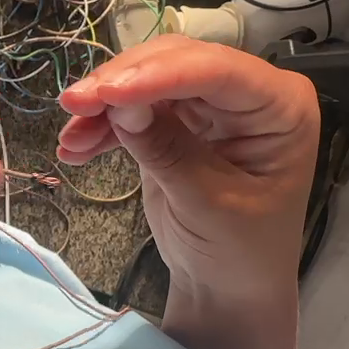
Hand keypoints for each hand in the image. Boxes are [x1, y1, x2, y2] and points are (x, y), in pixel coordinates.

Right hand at [54, 39, 318, 348]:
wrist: (226, 285)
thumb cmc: (238, 250)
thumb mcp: (206, 203)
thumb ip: (166, 150)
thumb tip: (120, 105)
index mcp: (279, 107)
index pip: (216, 72)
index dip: (157, 76)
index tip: (104, 93)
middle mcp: (247, 94)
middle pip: (175, 63)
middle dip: (121, 83)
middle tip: (71, 105)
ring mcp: (210, 106)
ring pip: (147, 81)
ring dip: (103, 106)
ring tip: (69, 139)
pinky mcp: (178, 122)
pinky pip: (134, 109)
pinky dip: (103, 125)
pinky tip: (74, 149)